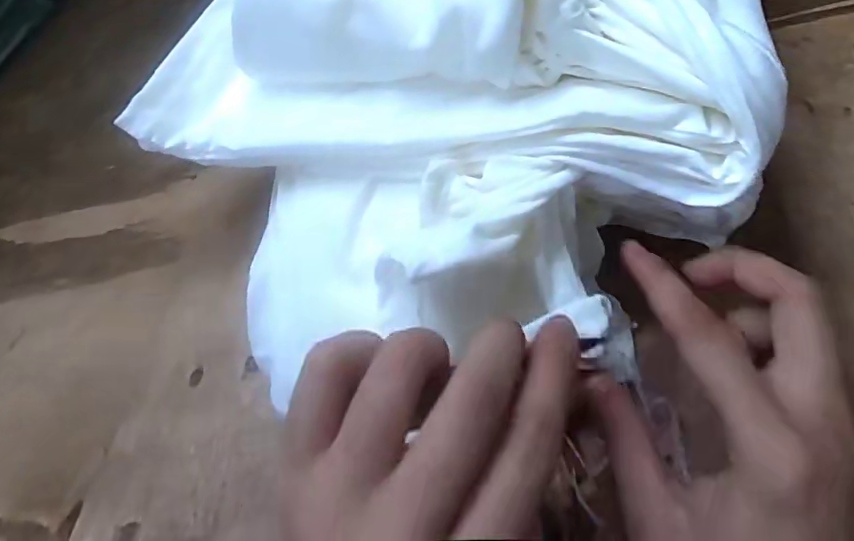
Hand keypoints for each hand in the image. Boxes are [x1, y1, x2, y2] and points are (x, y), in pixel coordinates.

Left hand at [282, 316, 578, 540]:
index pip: (525, 452)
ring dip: (428, 348)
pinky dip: (360, 348)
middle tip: (507, 333)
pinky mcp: (291, 465)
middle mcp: (402, 528)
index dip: (552, 379)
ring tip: (435, 368)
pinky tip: (376, 371)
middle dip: (500, 348)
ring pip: (395, 370)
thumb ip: (519, 487)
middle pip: (470, 405)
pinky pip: (326, 368)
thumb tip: (542, 383)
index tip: (562, 333)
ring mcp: (336, 491)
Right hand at [588, 241, 853, 540]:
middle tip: (690, 277)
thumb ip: (626, 441)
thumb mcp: (665, 526)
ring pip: (816, 326)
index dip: (662, 284)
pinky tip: (740, 379)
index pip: (710, 335)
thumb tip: (593, 376)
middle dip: (741, 267)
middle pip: (802, 300)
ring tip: (709, 341)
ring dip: (757, 310)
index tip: (631, 252)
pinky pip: (822, 361)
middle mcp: (828, 425)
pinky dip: (777, 343)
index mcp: (773, 448)